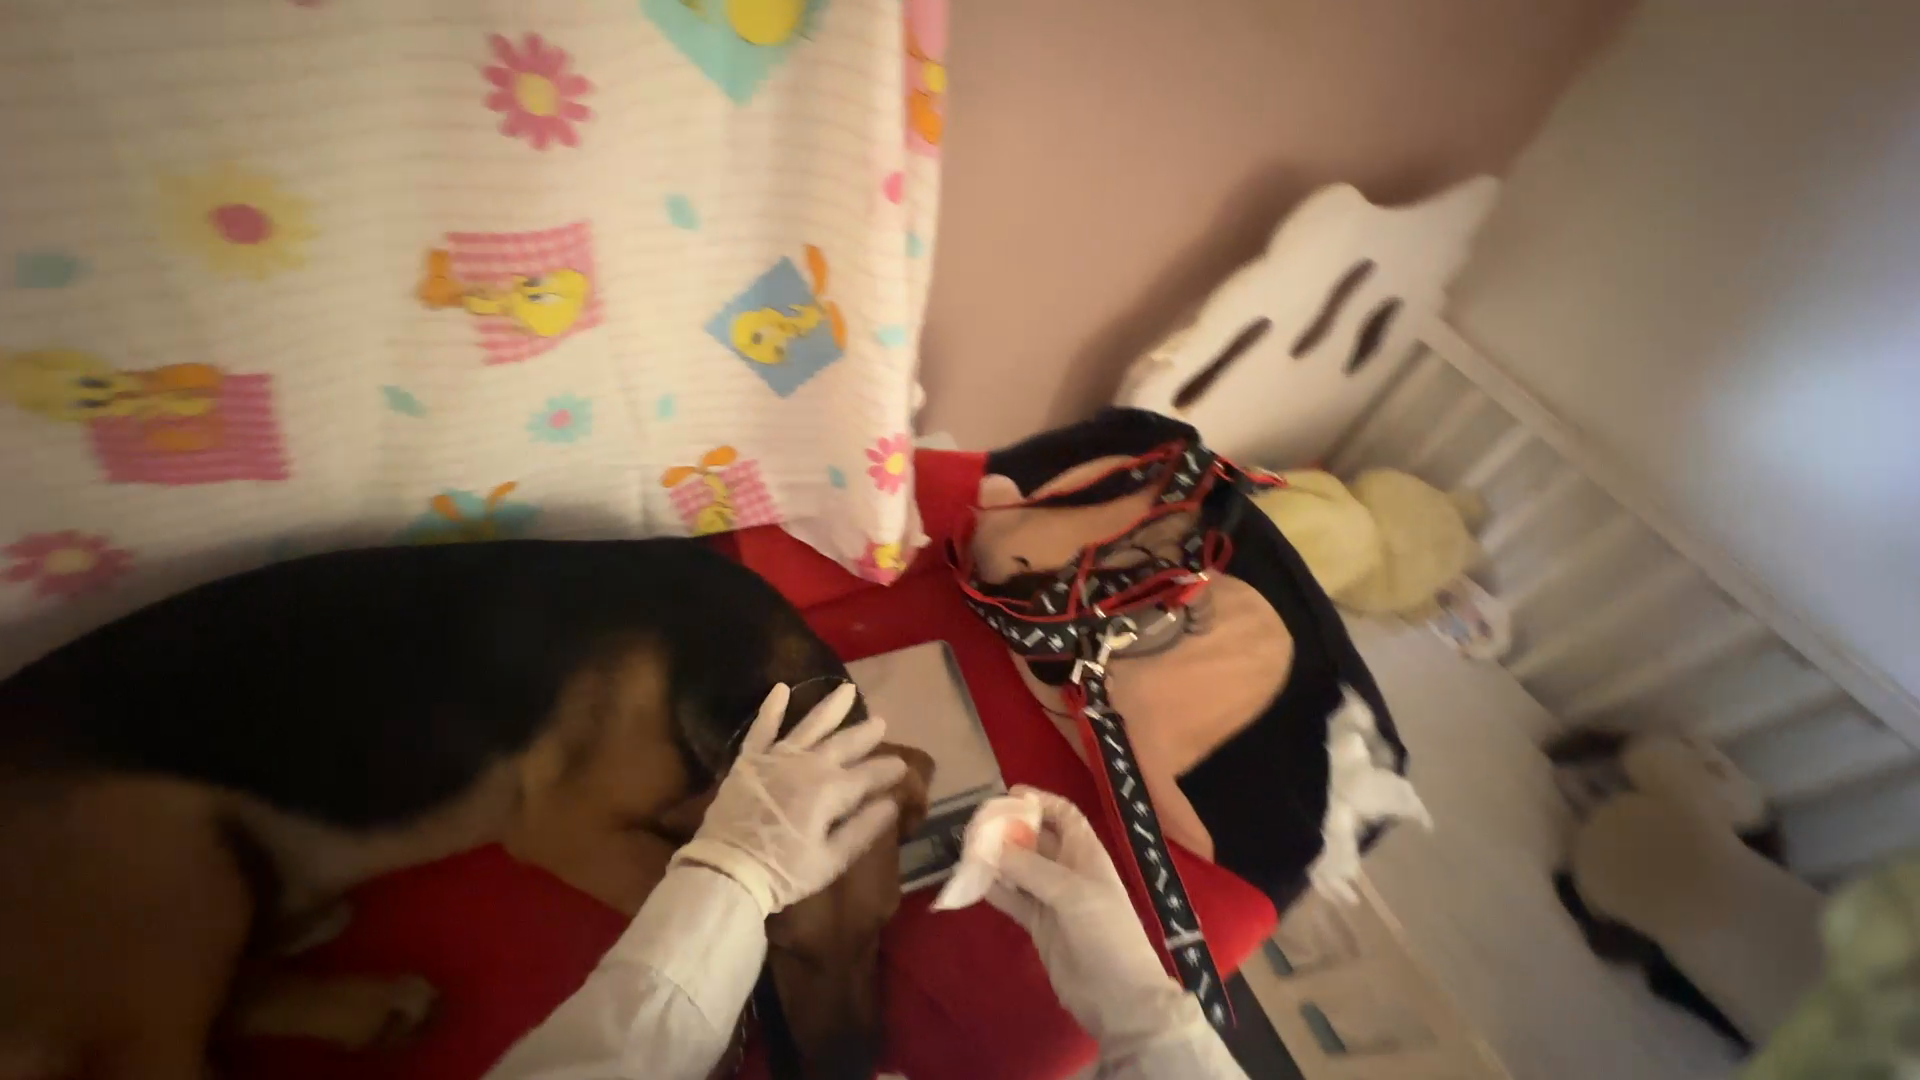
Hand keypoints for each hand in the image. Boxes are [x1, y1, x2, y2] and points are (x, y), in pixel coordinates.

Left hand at [671, 682, 906, 916]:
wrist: (726, 871)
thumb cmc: (783, 872)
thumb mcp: (831, 860)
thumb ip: (863, 829)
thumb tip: (892, 803)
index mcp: (831, 791)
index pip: (868, 775)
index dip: (888, 770)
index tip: (903, 765)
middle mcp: (808, 765)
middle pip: (843, 744)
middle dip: (865, 734)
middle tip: (881, 722)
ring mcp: (777, 759)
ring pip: (810, 725)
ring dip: (830, 708)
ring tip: (848, 690)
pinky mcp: (750, 760)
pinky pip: (762, 728)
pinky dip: (771, 708)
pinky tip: (781, 688)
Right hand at [986, 787, 1197, 1057]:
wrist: (1119, 998)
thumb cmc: (1105, 932)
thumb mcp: (1071, 893)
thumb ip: (1031, 868)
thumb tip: (992, 847)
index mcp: (1085, 853)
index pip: (1063, 815)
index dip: (1040, 800)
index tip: (1009, 794)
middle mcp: (1068, 870)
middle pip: (1036, 839)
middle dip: (1010, 829)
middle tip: (977, 824)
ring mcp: (1052, 898)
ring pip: (1019, 869)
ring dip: (997, 859)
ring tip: (967, 849)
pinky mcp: (1038, 925)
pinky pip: (1012, 898)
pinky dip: (994, 889)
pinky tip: (972, 881)